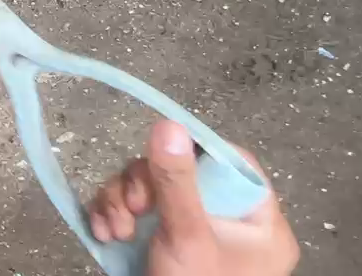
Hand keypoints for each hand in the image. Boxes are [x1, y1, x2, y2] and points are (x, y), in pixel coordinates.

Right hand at [87, 121, 297, 275]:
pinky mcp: (161, 239)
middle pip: (177, 170)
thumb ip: (176, 181)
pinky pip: (132, 205)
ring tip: (114, 227)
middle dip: (140, 183)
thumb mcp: (186, 236)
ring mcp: (192, 231)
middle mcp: (227, 222)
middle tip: (133, 207)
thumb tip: (168, 121)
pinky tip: (105, 231)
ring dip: (119, 200)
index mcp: (256, 222)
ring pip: (147, 186)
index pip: (232, 162)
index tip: (157, 150)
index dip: (193, 148)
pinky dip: (113, 213)